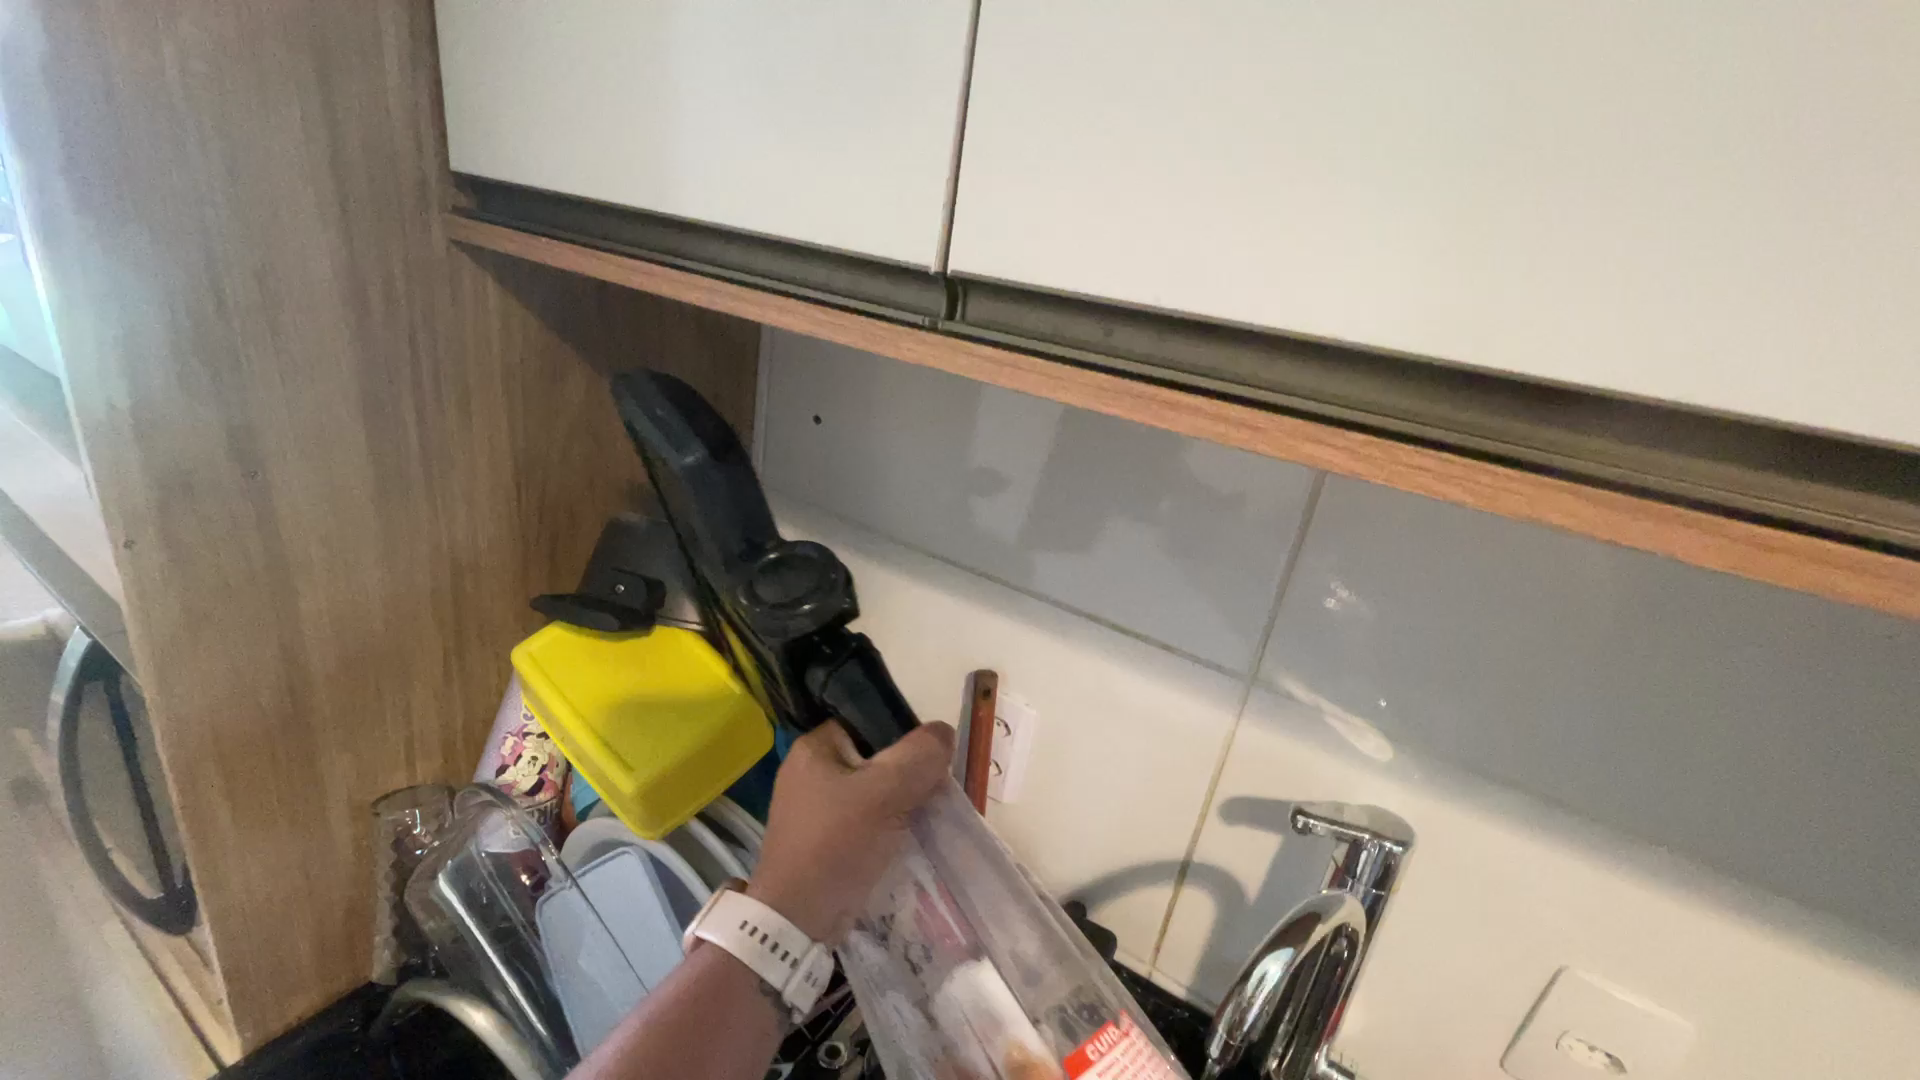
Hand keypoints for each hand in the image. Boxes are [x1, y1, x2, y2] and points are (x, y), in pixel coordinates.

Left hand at [747, 720, 954, 943]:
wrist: (796, 921)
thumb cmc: (836, 844)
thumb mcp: (885, 791)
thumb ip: (919, 756)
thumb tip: (943, 733)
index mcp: (816, 747)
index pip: (871, 722)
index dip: (906, 737)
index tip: (934, 762)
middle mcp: (811, 771)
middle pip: (876, 758)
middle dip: (909, 775)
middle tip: (936, 793)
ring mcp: (815, 808)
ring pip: (874, 792)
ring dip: (902, 803)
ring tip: (929, 817)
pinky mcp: (823, 840)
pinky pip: (866, 820)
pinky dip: (889, 827)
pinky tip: (910, 838)